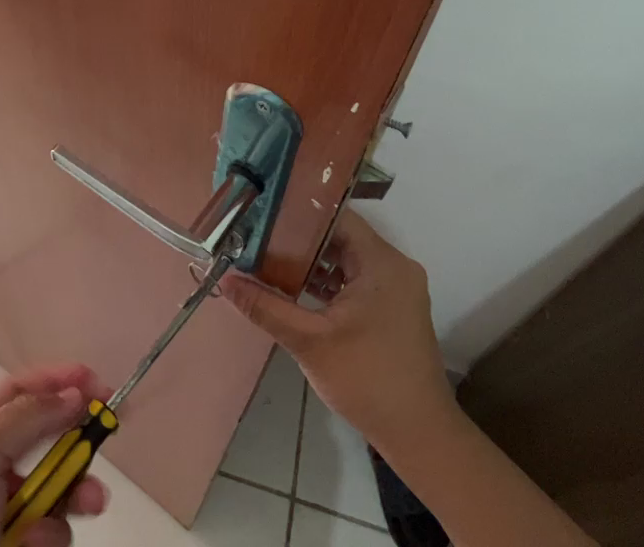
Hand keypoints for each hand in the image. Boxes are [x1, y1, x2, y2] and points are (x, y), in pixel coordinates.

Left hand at [0, 364, 111, 546]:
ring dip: (76, 492)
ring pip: (59, 486)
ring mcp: (6, 510)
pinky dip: (51, 536)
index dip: (54, 380)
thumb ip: (25, 417)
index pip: (16, 392)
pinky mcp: (21, 544)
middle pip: (46, 438)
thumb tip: (72, 393)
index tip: (94, 379)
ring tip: (90, 503)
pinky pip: (54, 530)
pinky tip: (31, 545)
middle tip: (107, 431)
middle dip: (77, 438)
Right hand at [221, 209, 457, 450]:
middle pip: (340, 236)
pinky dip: (326, 281)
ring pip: (346, 259)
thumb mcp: (309, 341)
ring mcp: (396, 288)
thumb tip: (226, 280)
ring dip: (309, 261)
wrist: (417, 432)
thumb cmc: (366, 379)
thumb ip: (266, 307)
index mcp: (382, 263)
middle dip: (297, 238)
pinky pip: (354, 279)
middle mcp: (394, 267)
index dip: (298, 212)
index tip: (262, 211)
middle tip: (256, 235)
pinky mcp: (392, 307)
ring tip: (265, 258)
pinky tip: (292, 288)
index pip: (336, 217)